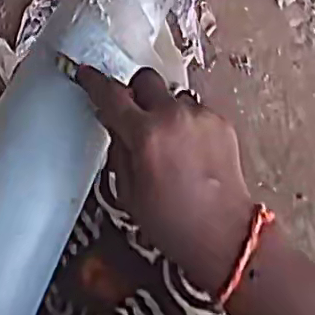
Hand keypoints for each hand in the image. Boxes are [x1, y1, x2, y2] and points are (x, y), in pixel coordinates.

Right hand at [76, 66, 255, 291]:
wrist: (228, 240)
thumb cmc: (174, 223)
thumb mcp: (129, 192)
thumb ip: (117, 149)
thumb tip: (112, 123)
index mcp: (145, 134)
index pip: (111, 94)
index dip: (95, 82)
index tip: (87, 75)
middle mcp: (173, 116)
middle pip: (145, 79)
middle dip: (135, 92)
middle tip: (134, 114)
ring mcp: (199, 117)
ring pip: (171, 96)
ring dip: (164, 110)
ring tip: (168, 141)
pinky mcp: (221, 123)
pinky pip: (194, 111)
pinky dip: (187, 124)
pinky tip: (190, 151)